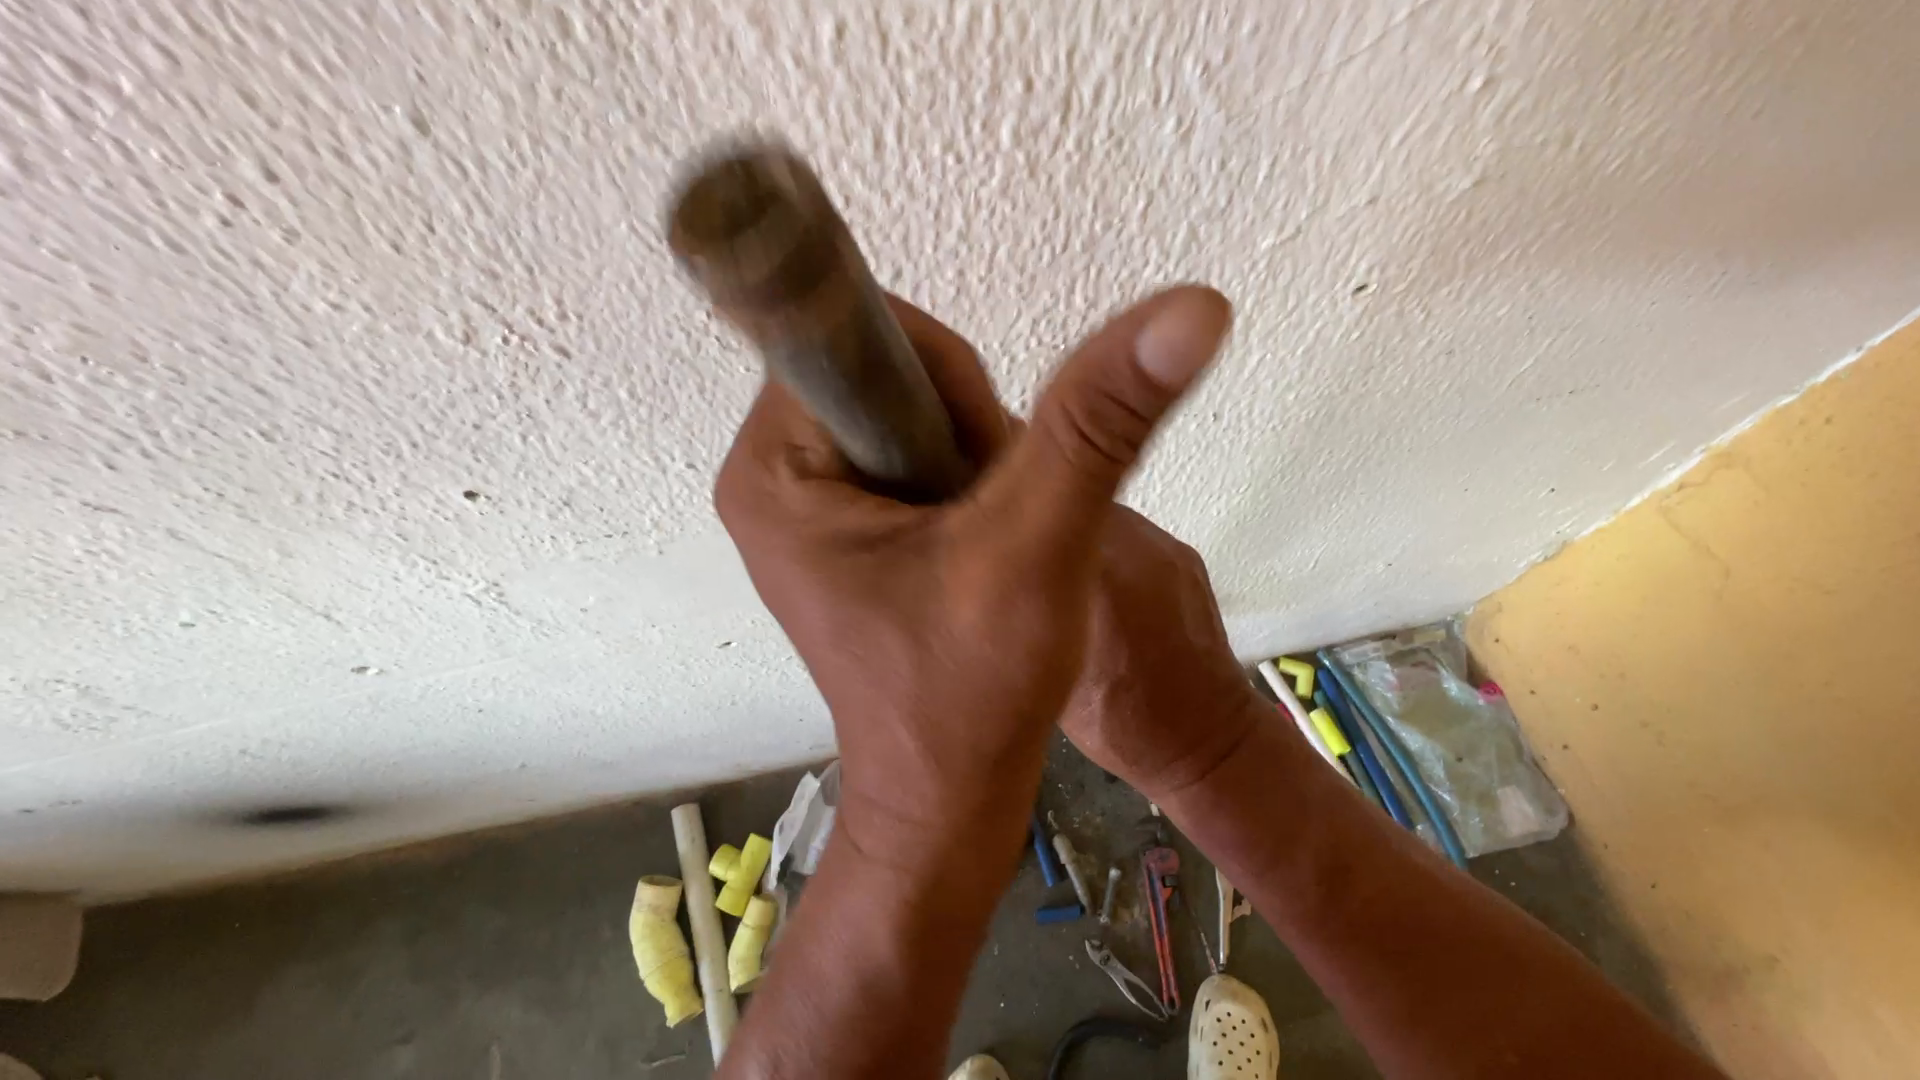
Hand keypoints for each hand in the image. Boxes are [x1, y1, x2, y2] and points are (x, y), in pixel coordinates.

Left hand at [715, 288, 1231, 867]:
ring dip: (972, 458)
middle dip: (966, 429)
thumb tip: (1192, 306)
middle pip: (886, 372)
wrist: (945, 800)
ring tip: (987, 545)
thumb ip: (1097, 424)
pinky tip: (976, 549)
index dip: (952, 384)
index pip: (863, 335)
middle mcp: (766, 474)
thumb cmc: (969, 693)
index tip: (986, 473)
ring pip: (905, 412)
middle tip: (992, 524)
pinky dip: (959, 482)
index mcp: (771, 465)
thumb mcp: (1035, 549)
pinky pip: (904, 455)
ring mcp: (798, 504)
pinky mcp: (835, 531)